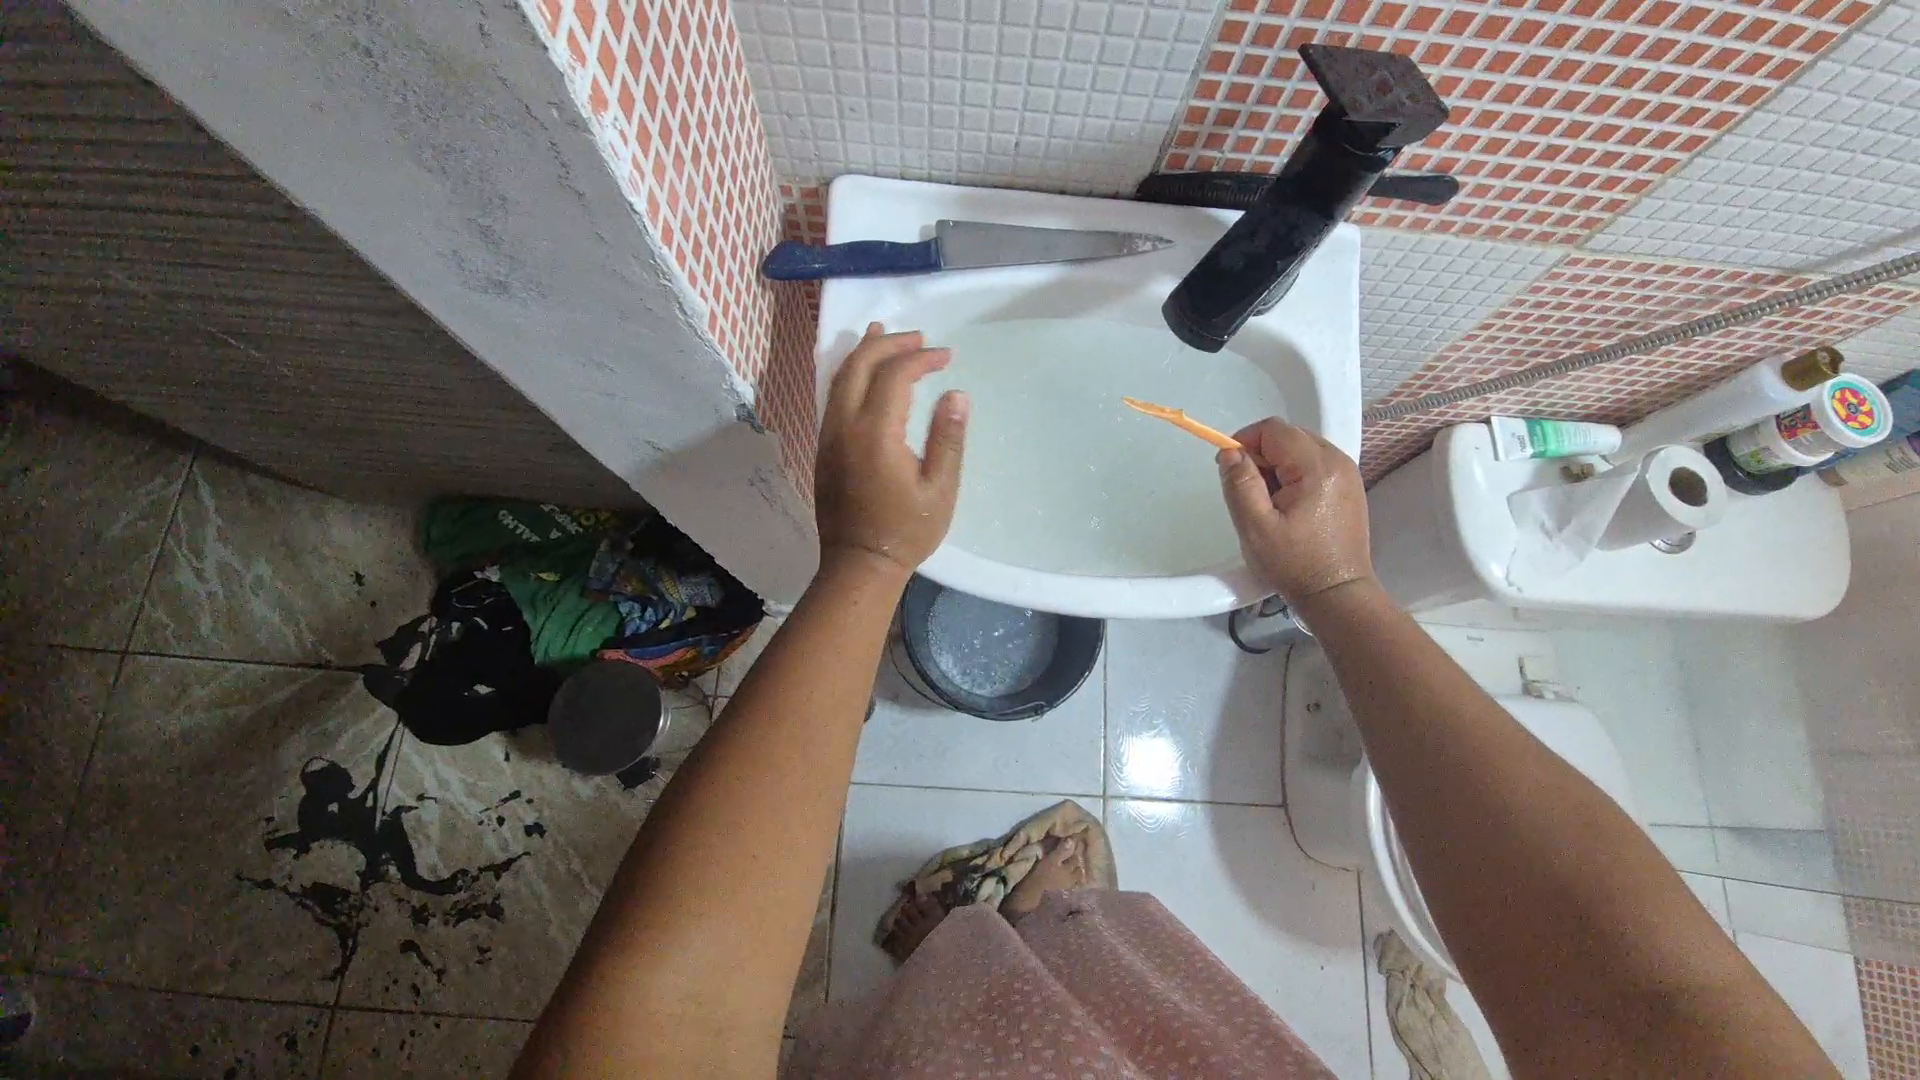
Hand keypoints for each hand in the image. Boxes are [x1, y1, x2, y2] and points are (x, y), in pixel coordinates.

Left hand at [814, 322, 969, 580]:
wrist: (859, 564)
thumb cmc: (906, 531)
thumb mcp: (940, 489)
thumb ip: (948, 438)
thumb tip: (956, 395)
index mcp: (875, 434)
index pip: (894, 376)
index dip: (921, 358)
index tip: (947, 356)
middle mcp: (844, 427)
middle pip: (860, 365)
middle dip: (889, 344)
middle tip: (919, 338)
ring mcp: (829, 436)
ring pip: (839, 378)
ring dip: (864, 353)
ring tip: (884, 334)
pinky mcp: (823, 447)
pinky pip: (833, 397)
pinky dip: (850, 374)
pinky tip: (863, 372)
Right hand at [1216, 418, 1373, 606]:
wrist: (1337, 593)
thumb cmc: (1294, 563)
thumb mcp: (1254, 526)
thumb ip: (1239, 483)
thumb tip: (1229, 452)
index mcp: (1316, 467)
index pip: (1273, 429)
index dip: (1245, 441)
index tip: (1229, 469)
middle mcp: (1338, 461)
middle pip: (1288, 435)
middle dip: (1261, 454)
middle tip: (1248, 490)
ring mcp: (1347, 473)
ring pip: (1300, 448)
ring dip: (1277, 465)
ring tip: (1268, 501)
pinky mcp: (1349, 487)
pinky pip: (1314, 464)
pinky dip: (1294, 475)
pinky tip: (1287, 506)